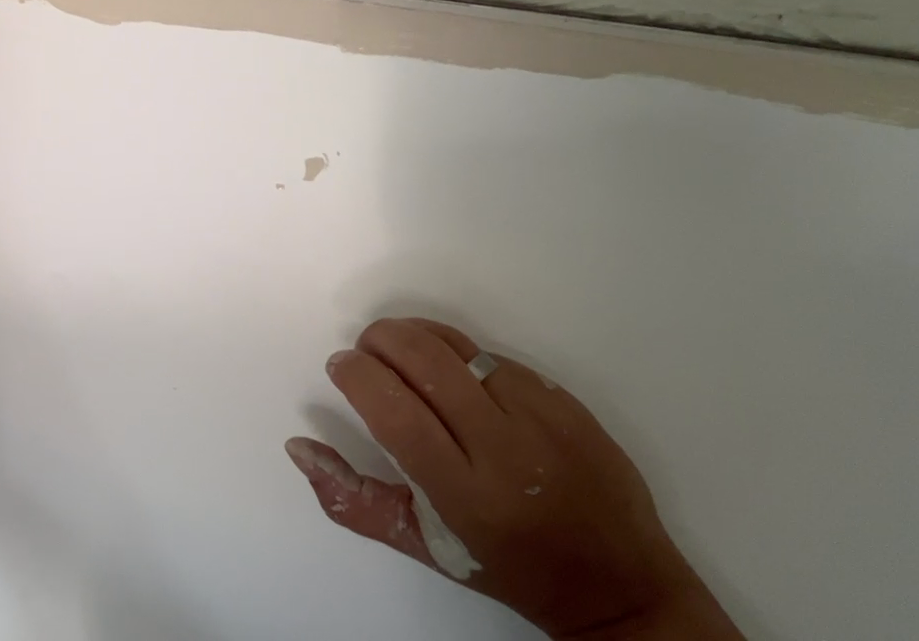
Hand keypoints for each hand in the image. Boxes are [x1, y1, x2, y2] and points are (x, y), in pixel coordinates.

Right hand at [286, 318, 742, 640]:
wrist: (619, 582)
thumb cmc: (507, 567)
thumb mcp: (422, 545)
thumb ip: (352, 499)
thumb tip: (298, 447)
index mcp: (462, 493)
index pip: (395, 411)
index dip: (357, 374)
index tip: (342, 366)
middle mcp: (504, 450)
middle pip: (425, 361)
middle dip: (380, 340)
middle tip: (365, 349)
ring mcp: (542, 420)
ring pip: (459, 347)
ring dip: (415, 336)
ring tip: (400, 349)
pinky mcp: (567, 402)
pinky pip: (496, 356)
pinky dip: (460, 353)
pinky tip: (453, 372)